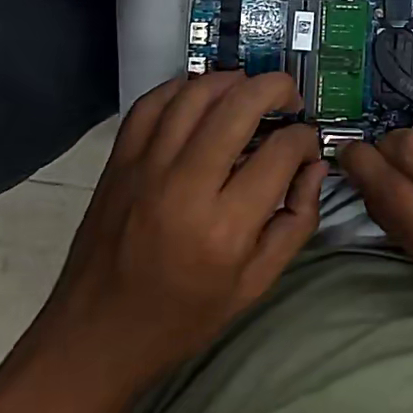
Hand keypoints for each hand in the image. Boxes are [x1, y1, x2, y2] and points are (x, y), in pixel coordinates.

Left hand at [32, 72, 327, 383]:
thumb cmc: (184, 316)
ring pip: (194, 94)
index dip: (304, 138)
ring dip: (230, 80)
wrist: (98, 333)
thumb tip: (314, 166)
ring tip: (249, 89)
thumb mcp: (254, 285)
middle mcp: (185, 186)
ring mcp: (146, 166)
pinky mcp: (119, 159)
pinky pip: (151, 103)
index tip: (307, 141)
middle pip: (238, 106)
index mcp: (225, 227)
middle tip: (288, 97)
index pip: (279, 153)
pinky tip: (199, 95)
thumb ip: (295, 222)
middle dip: (274, 88)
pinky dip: (180, 88)